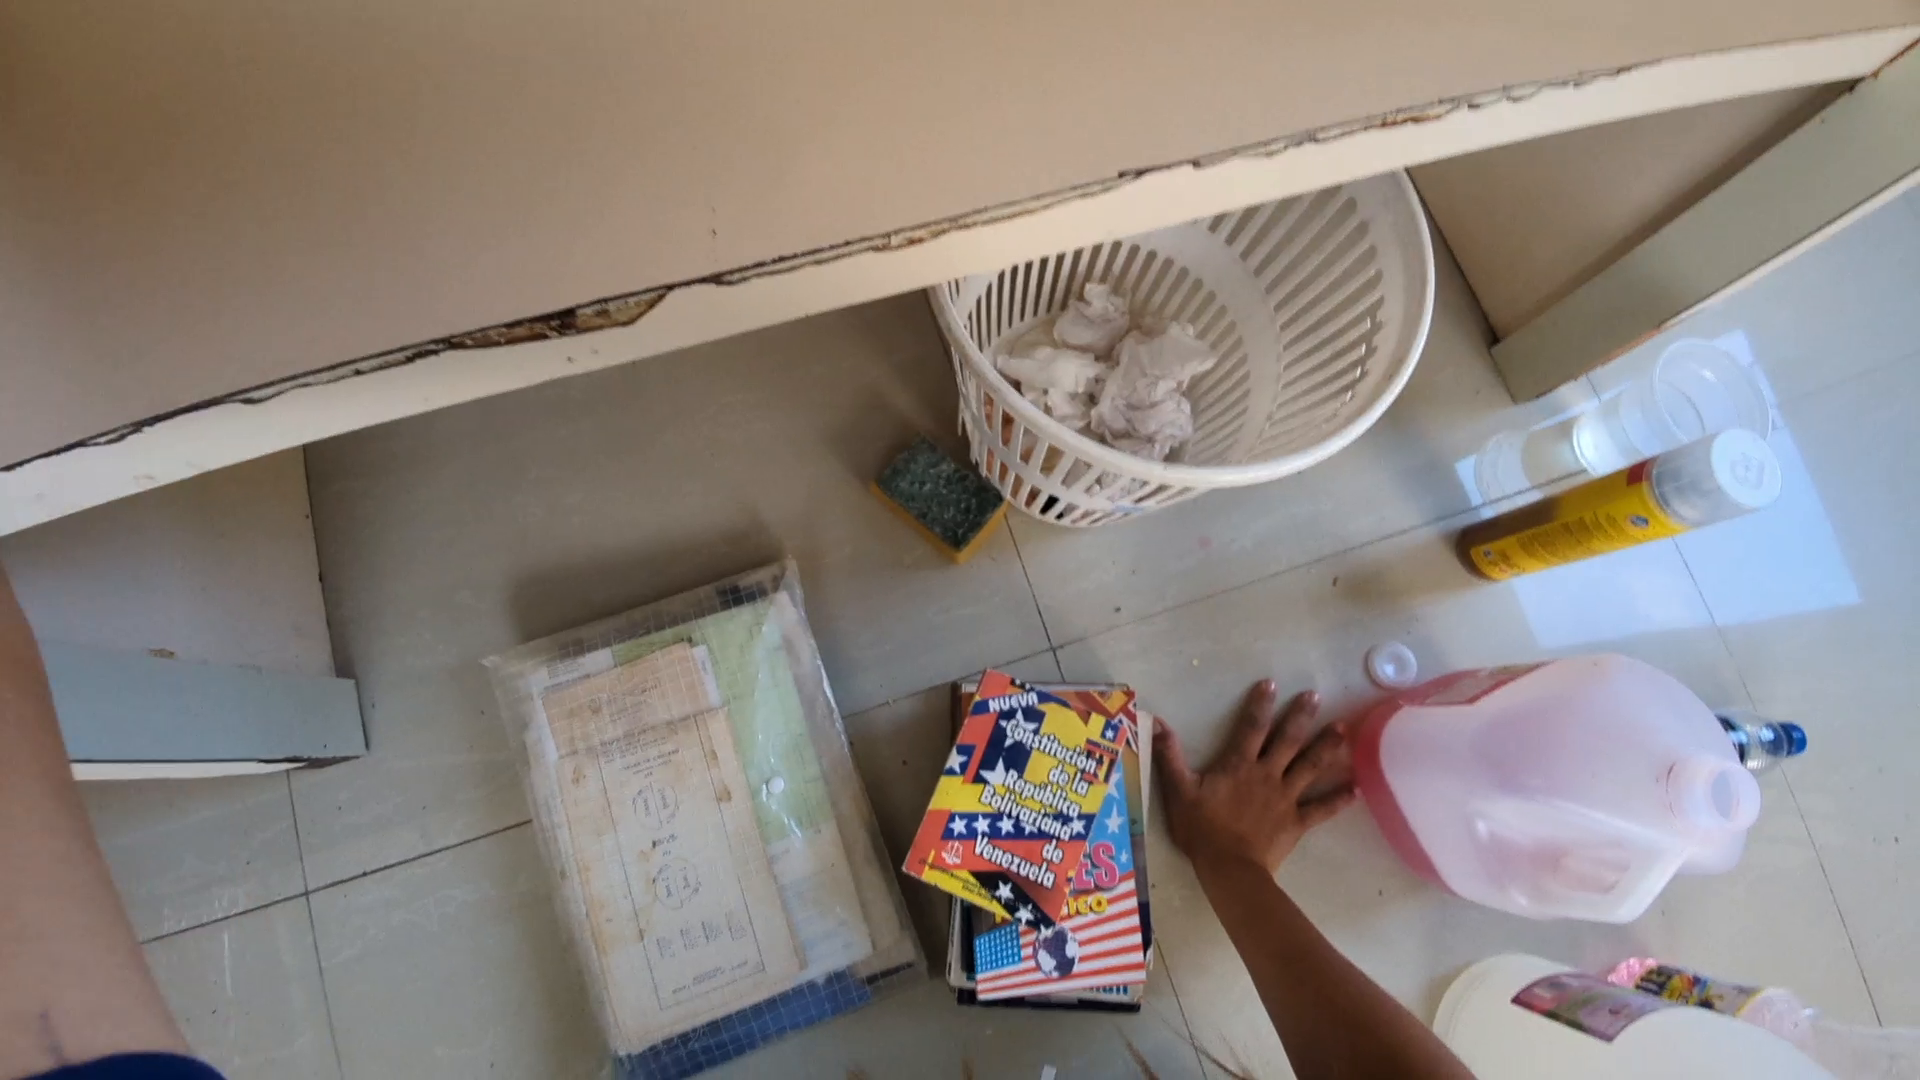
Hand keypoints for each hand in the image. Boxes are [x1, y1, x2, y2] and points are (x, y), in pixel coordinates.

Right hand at [1155, 680, 1355, 875]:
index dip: (1261, 704)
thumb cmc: (1201, 828)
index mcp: (1238, 765)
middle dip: (1301, 717)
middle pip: (1288, 740)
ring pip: (1310, 767)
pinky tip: (1357, 788)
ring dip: (1327, 747)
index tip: (1272, 683)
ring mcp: (1285, 798)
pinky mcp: (1297, 822)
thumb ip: (1169, 755)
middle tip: (1316, 696)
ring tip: (1343, 729)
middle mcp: (1266, 774)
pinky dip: (1339, 799)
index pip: (1251, 727)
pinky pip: (1322, 809)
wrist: (1229, 869)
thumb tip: (1157, 722)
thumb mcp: (1178, 790)